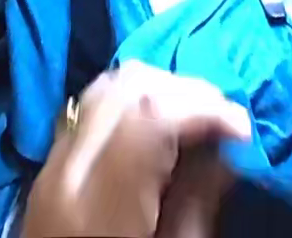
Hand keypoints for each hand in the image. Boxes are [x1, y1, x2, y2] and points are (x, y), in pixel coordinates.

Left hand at [23, 63, 252, 237]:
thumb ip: (198, 204)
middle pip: (130, 86)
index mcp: (98, 208)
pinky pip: (93, 101)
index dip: (205, 106)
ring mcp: (51, 161)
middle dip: (188, 90)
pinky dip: (132, 95)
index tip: (242, 130)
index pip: (152, 116)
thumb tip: (227, 146)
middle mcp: (67, 170)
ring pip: (110, 82)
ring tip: (194, 116)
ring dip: (160, 86)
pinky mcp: (49, 162)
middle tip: (222, 120)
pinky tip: (159, 119)